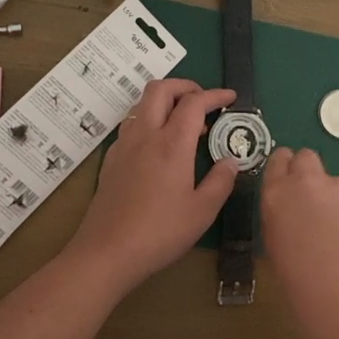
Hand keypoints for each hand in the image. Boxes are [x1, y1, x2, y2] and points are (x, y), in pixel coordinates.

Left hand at [62, 79, 238, 290]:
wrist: (107, 251)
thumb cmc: (160, 232)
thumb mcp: (202, 211)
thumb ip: (221, 181)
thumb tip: (231, 161)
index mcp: (172, 144)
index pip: (194, 103)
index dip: (215, 95)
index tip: (231, 98)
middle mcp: (145, 135)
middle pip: (160, 89)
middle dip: (185, 86)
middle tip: (204, 101)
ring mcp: (124, 146)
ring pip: (141, 105)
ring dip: (164, 102)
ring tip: (184, 124)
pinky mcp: (111, 160)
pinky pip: (131, 126)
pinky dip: (149, 122)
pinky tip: (159, 147)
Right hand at [259, 147, 338, 338]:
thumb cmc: (302, 285)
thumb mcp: (276, 248)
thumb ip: (281, 219)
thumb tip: (292, 214)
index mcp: (277, 195)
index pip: (277, 161)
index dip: (284, 169)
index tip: (287, 182)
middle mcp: (308, 182)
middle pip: (307, 157)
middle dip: (308, 172)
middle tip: (312, 202)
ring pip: (337, 183)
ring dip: (336, 199)